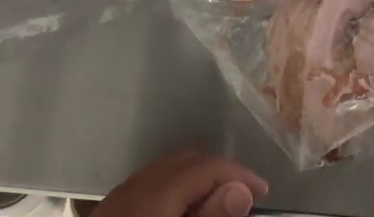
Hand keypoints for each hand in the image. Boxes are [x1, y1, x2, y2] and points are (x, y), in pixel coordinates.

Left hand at [91, 148, 268, 216]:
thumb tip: (240, 190)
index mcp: (152, 196)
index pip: (203, 166)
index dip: (237, 173)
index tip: (263, 192)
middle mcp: (133, 189)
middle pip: (183, 161)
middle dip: (217, 173)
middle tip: (244, 199)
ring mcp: (117, 200)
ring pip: (165, 172)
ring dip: (196, 181)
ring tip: (218, 207)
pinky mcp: (110, 213)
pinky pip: (149, 187)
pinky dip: (174, 192)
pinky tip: (183, 214)